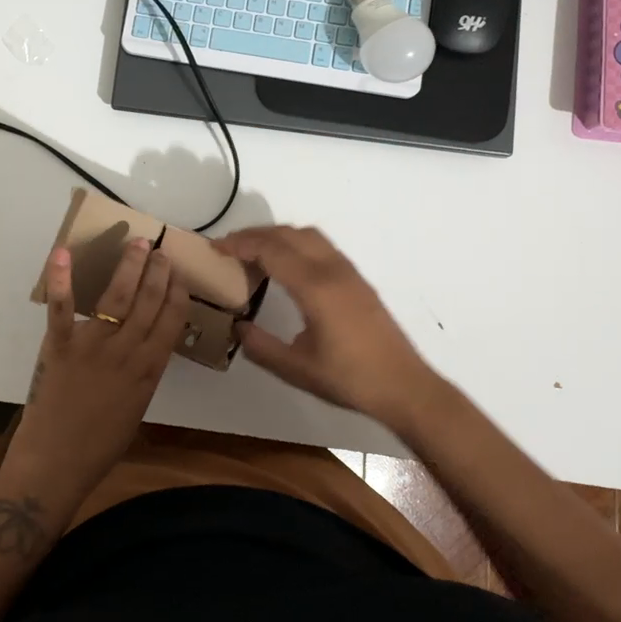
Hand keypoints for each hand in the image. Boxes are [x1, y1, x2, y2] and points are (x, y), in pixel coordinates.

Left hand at [5, 240, 189, 506]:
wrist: (58, 463)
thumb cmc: (100, 444)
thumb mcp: (136, 407)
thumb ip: (143, 373)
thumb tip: (149, 345)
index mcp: (149, 370)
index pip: (172, 321)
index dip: (177, 293)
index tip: (179, 274)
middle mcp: (127, 352)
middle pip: (149, 302)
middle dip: (158, 272)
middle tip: (161, 249)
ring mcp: (93, 347)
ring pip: (118, 298)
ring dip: (130, 267)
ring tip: (138, 244)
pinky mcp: (60, 346)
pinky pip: (62, 309)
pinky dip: (61, 280)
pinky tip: (63, 253)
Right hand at [215, 226, 439, 426]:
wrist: (405, 387)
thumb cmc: (350, 379)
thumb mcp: (296, 368)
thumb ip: (261, 347)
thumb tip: (237, 327)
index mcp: (315, 288)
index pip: (270, 250)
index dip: (239, 244)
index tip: (216, 248)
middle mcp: (332, 270)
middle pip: (288, 234)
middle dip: (254, 235)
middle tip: (228, 247)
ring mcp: (349, 272)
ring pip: (307, 235)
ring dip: (277, 236)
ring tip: (254, 252)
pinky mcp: (358, 280)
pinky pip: (321, 246)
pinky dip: (295, 243)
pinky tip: (286, 265)